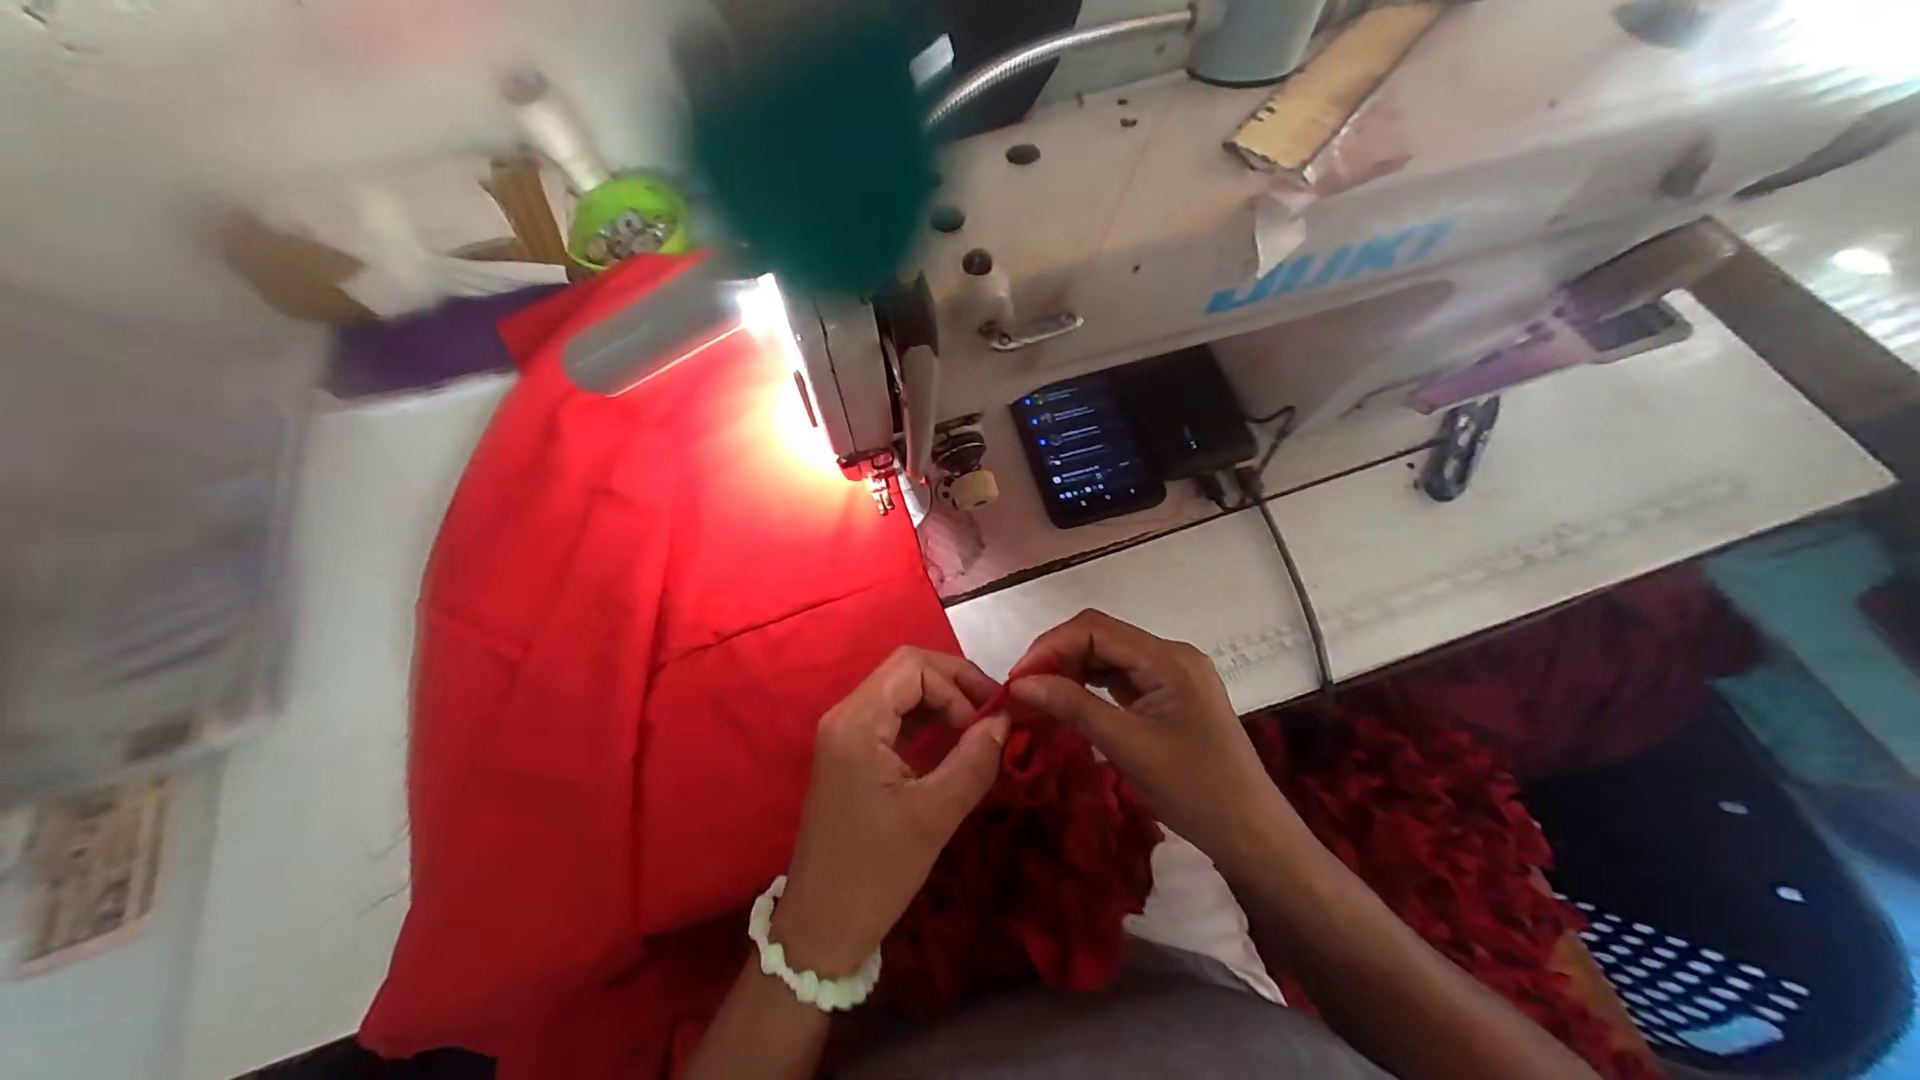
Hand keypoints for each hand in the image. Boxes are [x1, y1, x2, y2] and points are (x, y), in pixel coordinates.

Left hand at [773, 647, 1010, 976]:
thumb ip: (974, 760)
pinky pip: (894, 718)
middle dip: (955, 685)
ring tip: (982, 728)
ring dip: (944, 702)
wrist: (822, 925)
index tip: (986, 724)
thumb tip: (1006, 721)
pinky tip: (956, 742)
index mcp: (856, 722)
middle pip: (907, 671)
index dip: (957, 684)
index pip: (913, 667)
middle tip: (993, 715)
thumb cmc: (875, 872)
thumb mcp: (934, 816)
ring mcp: (845, 734)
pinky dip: (929, 721)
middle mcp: (845, 716)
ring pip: (902, 692)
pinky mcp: (852, 754)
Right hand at [1007, 610, 1299, 874]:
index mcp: (1168, 658)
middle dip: (1056, 657)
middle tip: (1021, 690)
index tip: (1017, 678)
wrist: (1250, 832)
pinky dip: (1088, 687)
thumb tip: (1019, 683)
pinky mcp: (1167, 695)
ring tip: (1037, 697)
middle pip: (1100, 637)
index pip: (1095, 629)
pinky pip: (1119, 678)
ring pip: (1107, 657)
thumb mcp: (1127, 746)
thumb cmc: (1194, 789)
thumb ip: (1073, 707)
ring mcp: (1170, 675)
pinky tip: (1066, 703)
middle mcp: (1170, 655)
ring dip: (1070, 671)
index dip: (1050, 646)